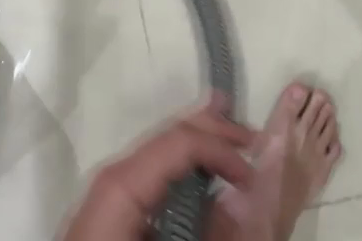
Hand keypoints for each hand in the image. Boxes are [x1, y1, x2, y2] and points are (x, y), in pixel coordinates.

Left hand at [61, 96, 256, 240]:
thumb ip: (210, 235)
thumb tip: (242, 203)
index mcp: (121, 185)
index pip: (178, 143)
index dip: (220, 149)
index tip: (252, 178)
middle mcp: (113, 178)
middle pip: (167, 137)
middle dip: (211, 132)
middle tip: (252, 139)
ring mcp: (109, 194)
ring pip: (159, 154)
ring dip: (198, 146)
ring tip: (232, 139)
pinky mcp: (111, 215)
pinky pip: (151, 178)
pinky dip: (181, 170)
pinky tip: (198, 172)